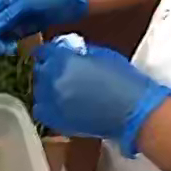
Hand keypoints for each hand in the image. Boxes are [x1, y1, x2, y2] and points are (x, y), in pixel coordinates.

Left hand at [32, 39, 170, 157]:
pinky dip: (47, 105)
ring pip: (38, 91)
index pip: (43, 52)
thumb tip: (66, 50)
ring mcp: (51, 102)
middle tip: (60, 70)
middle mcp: (53, 81)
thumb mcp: (101, 54)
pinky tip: (59, 103)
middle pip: (40, 71)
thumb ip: (78, 52)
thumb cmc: (123, 79)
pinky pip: (41, 109)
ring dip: (47, 87)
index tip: (52, 53)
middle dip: (48, 68)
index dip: (48, 52)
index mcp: (63, 61)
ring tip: (62, 88)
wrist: (132, 111)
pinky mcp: (54, 120)